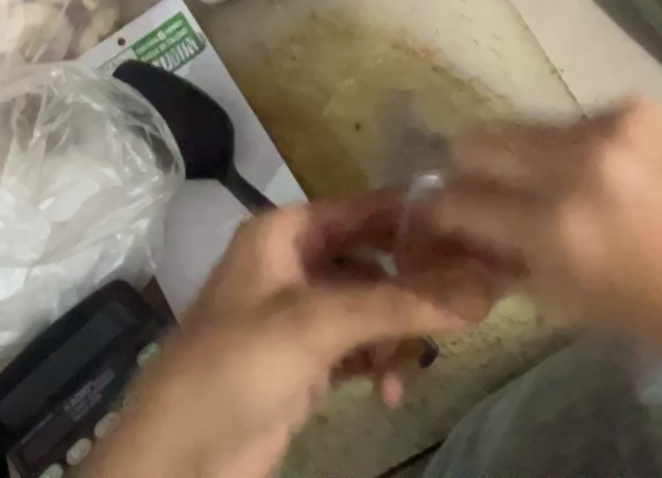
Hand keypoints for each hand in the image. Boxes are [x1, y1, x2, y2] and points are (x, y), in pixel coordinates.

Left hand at [87, 193, 492, 477]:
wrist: (177, 459)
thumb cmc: (236, 366)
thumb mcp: (316, 324)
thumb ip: (399, 304)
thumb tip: (483, 289)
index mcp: (286, 231)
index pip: (368, 210)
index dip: (420, 224)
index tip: (478, 246)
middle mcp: (295, 261)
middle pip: (376, 261)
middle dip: (414, 292)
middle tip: (465, 314)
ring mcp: (301, 313)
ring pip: (373, 308)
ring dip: (396, 338)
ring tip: (400, 378)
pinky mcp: (307, 360)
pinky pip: (361, 347)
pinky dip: (380, 363)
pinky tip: (388, 393)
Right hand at [422, 102, 661, 373]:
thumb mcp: (580, 305)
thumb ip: (514, 262)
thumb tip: (468, 232)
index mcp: (557, 231)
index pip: (459, 200)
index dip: (440, 209)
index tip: (441, 215)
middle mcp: (572, 165)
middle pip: (474, 140)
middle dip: (465, 168)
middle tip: (483, 192)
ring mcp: (606, 127)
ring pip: (521, 125)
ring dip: (519, 155)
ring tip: (547, 184)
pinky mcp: (633, 106)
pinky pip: (572, 122)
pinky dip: (569, 147)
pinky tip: (604, 173)